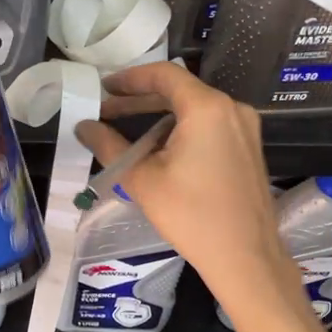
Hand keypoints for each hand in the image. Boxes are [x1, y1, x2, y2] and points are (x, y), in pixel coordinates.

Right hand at [75, 63, 290, 309]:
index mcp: (207, 108)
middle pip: (179, 90)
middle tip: (106, 111)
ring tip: (125, 130)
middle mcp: (231, 109)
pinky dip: (180, 129)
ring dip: (159, 116)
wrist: (245, 256)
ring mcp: (245, 128)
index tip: (103, 87)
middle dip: (140, 99)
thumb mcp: (142, 179)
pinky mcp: (248, 148)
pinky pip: (209, 126)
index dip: (130, 77)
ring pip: (194, 109)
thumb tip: (83, 127)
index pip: (164, 75)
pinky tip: (157, 148)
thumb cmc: (191, 215)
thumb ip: (109, 146)